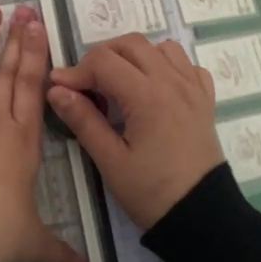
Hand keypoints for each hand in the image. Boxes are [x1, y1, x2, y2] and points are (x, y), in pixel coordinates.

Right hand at [48, 33, 224, 230]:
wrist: (203, 217)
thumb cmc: (151, 193)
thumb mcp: (110, 161)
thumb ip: (83, 120)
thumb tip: (56, 90)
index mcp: (147, 96)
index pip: (104, 61)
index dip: (76, 71)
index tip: (58, 89)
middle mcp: (172, 82)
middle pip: (131, 44)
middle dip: (102, 57)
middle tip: (86, 85)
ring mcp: (193, 90)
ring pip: (161, 48)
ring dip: (135, 57)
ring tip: (119, 84)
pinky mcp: (205, 101)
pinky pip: (187, 66)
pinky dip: (166, 67)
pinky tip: (154, 89)